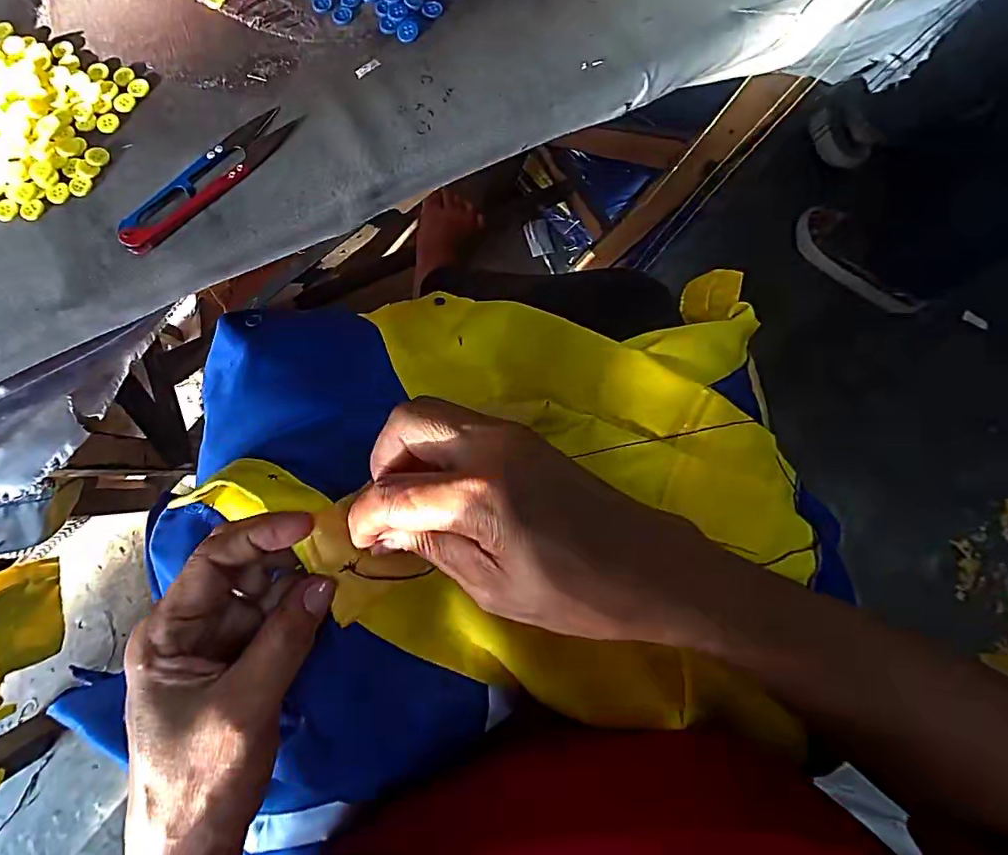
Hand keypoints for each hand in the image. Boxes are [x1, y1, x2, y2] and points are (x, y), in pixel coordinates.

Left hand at [124, 512, 334, 854]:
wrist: (192, 846)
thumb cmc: (200, 778)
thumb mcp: (245, 706)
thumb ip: (285, 640)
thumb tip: (326, 582)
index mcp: (167, 632)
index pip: (214, 560)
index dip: (260, 534)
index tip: (308, 524)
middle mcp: (190, 627)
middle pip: (241, 571)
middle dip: (286, 559)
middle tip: (333, 550)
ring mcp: (217, 644)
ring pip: (264, 594)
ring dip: (299, 586)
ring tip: (336, 579)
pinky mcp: (241, 661)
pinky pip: (275, 621)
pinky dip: (302, 611)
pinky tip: (325, 607)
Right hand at [345, 397, 742, 645]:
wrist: (647, 562)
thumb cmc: (575, 594)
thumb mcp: (494, 588)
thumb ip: (434, 549)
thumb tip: (385, 531)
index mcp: (477, 494)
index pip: (391, 491)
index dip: (362, 516)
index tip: (360, 541)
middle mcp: (489, 446)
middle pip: (407, 418)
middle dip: (381, 459)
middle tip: (389, 507)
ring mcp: (510, 433)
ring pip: (435, 414)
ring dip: (411, 450)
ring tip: (417, 503)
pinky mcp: (526, 436)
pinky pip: (463, 425)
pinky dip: (440, 448)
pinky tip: (450, 492)